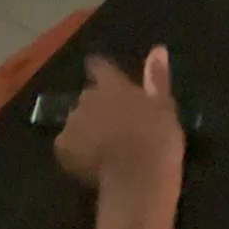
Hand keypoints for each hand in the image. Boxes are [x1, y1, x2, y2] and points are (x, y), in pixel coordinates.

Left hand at [55, 47, 183, 212]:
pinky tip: (90, 162)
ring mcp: (72, 123)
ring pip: (77, 121)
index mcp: (112, 85)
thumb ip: (157, 78)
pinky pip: (67, 145)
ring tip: (105, 148)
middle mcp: (87, 98)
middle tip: (116, 125)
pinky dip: (75, 151)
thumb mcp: (165, 107)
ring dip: (87, 128)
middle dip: (98, 106)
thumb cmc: (158, 140)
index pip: (99, 66)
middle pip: (88, 96)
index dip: (102, 72)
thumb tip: (158, 49)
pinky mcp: (63, 148)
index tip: (108, 81)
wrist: (137, 179)